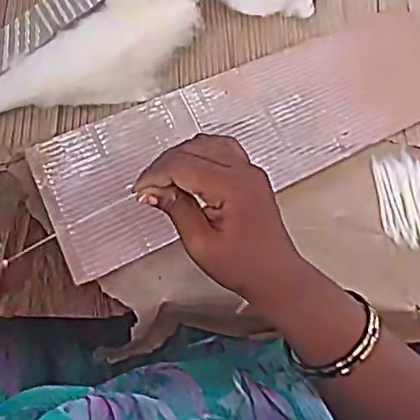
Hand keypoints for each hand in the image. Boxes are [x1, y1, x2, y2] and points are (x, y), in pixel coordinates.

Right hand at [133, 135, 323, 315]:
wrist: (276, 276)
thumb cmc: (246, 266)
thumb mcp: (200, 244)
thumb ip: (176, 210)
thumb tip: (154, 190)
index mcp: (232, 187)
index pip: (181, 164)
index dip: (155, 175)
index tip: (142, 190)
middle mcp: (244, 172)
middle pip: (191, 149)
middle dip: (164, 166)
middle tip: (149, 188)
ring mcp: (249, 170)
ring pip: (205, 143)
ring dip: (180, 156)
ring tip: (165, 179)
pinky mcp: (250, 174)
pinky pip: (221, 147)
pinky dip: (199, 153)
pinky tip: (188, 169)